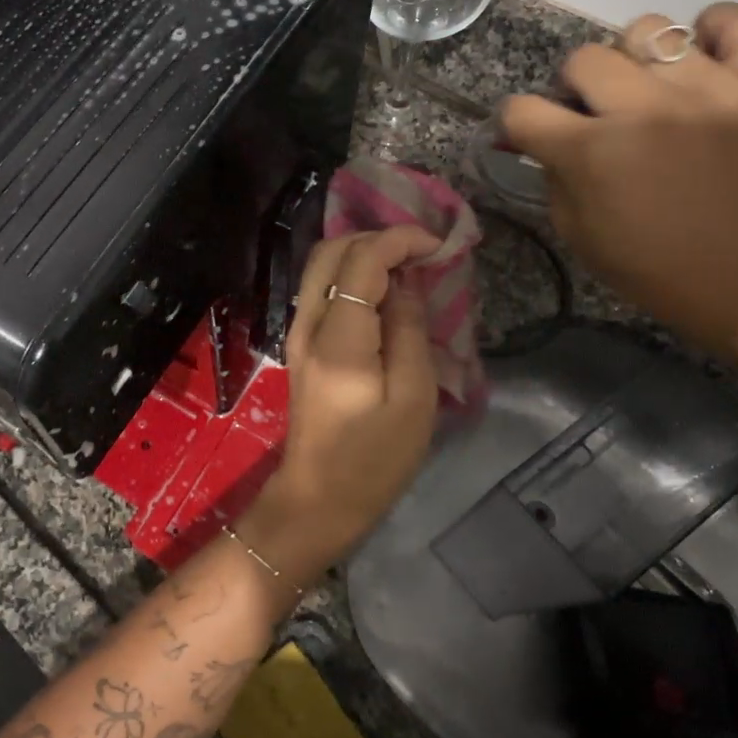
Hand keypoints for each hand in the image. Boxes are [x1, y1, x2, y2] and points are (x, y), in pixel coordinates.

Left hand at [237, 225, 442, 582]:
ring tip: (410, 265)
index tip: (440, 246)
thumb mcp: (412, 399)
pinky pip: (322, 291)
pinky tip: (386, 291)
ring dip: (363, 254)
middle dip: (379, 238)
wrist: (318, 499)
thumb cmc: (374, 459)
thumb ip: (409, 331)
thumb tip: (408, 282)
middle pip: (331, 251)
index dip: (400, 240)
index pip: (361, 260)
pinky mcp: (301, 346)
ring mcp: (298, 334)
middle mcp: (308, 325)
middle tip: (424, 250)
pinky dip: (352, 276)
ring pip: (321, 267)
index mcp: (339, 338)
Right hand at [500, 3, 737, 361]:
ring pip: (651, 31)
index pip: (521, 109)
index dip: (518, 122)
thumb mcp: (576, 232)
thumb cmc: (650, 265)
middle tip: (595, 113)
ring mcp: (708, 91)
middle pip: (583, 58)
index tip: (532, 133)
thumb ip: (555, 176)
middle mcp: (642, 109)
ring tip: (650, 86)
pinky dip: (720, 27)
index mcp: (590, 151)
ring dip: (636, 59)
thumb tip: (547, 142)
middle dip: (575, 86)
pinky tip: (704, 51)